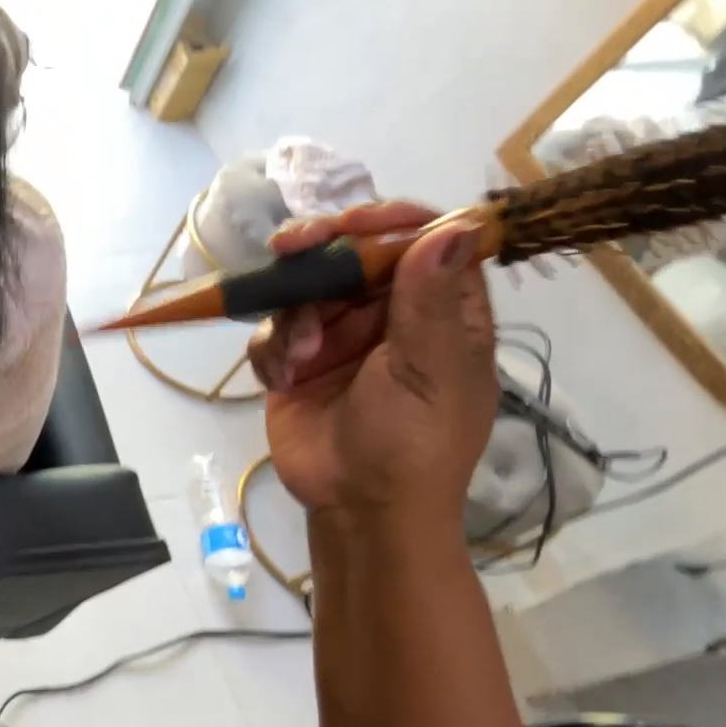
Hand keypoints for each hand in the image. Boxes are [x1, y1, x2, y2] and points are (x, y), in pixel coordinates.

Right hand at [246, 201, 497, 520]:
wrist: (356, 504)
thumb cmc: (411, 441)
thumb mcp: (429, 370)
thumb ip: (432, 301)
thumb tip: (456, 225)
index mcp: (440, 310)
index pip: (423, 240)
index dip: (389, 222)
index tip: (351, 225)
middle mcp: (387, 314)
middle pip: (351, 255)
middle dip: (318, 251)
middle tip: (288, 247)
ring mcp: (336, 337)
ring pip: (302, 291)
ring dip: (292, 318)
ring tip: (297, 359)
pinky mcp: (294, 362)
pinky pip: (269, 333)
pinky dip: (269, 352)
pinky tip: (280, 381)